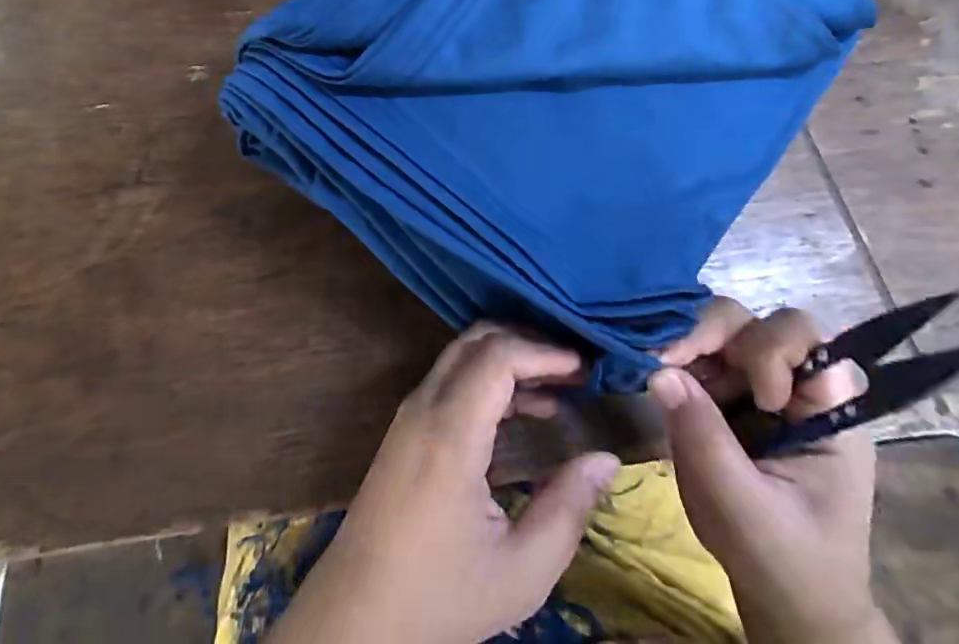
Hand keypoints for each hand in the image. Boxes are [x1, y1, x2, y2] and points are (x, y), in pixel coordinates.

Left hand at [267, 324, 621, 643]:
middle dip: (529, 343)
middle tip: (575, 371)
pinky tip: (520, 413)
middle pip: (477, 341)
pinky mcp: (403, 430)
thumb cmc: (440, 596)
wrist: (353, 618)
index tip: (585, 370)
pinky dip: (488, 379)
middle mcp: (423, 408)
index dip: (544, 352)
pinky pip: (450, 380)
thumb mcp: (521, 570)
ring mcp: (408, 416)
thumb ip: (568, 508)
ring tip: (558, 391)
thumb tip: (605, 457)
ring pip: (461, 356)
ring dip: (509, 360)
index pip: (498, 355)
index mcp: (449, 433)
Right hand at [652, 301, 896, 643]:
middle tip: (668, 359)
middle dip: (712, 333)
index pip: (806, 339)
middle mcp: (794, 384)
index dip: (773, 349)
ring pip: (721, 333)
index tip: (756, 396)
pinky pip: (699, 358)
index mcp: (828, 408)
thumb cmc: (785, 563)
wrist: (785, 604)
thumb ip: (706, 442)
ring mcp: (756, 386)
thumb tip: (660, 371)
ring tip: (655, 366)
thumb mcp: (746, 511)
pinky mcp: (725, 397)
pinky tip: (654, 373)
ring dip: (686, 343)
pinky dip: (673, 358)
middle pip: (756, 325)